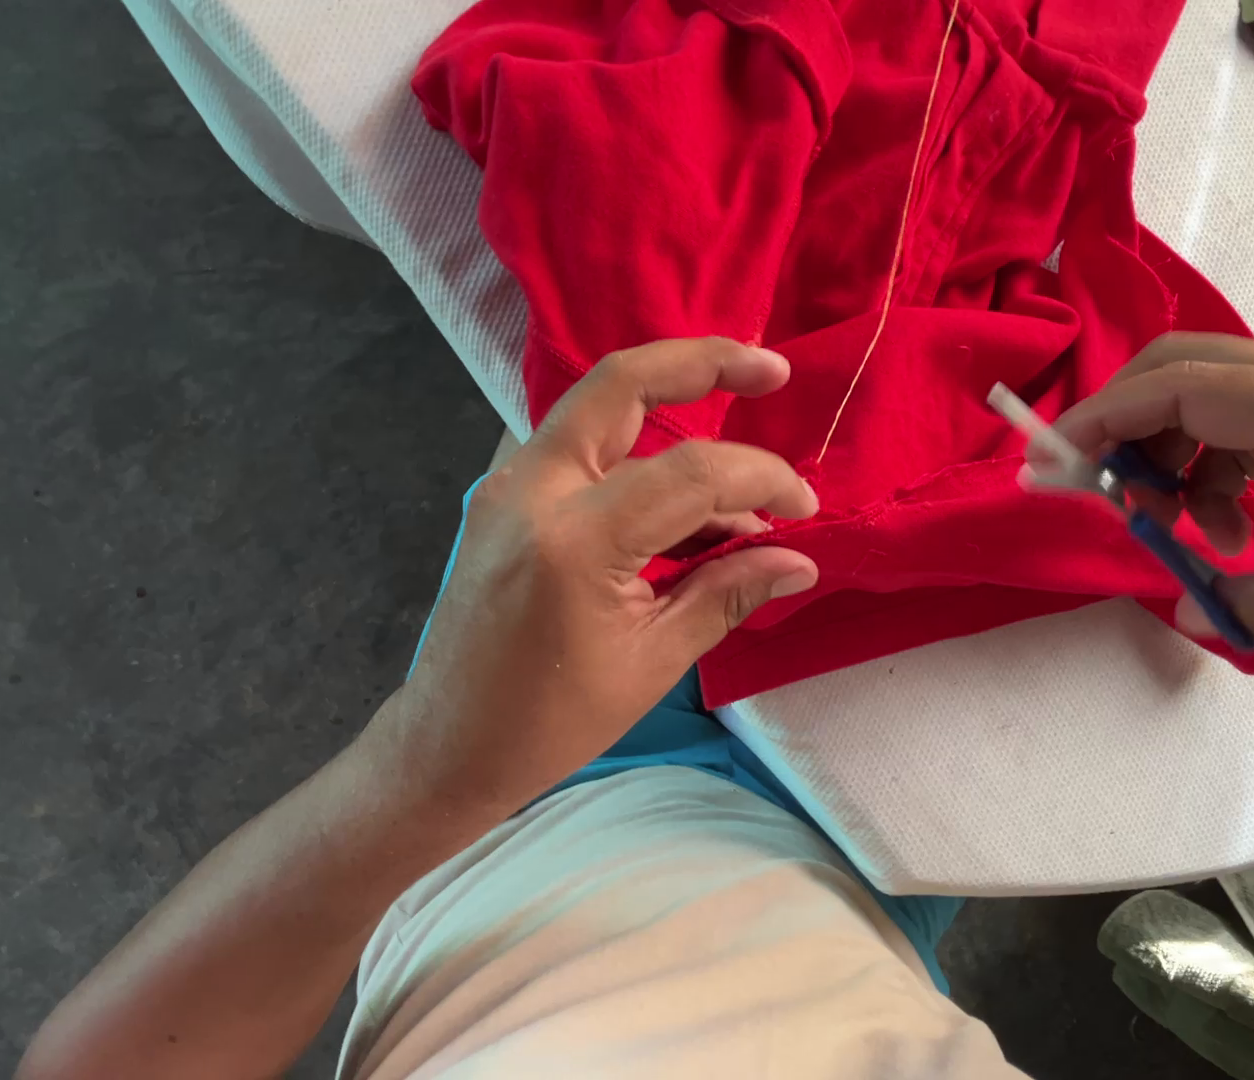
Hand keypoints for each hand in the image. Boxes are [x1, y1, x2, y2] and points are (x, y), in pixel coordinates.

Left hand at [390, 337, 818, 811]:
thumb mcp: (653, 660)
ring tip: (737, 466)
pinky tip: (685, 501)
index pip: (691, 474)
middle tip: (771, 371)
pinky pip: (581, 446)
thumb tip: (799, 559)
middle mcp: (534, 488)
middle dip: (705, 361)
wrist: (449, 744)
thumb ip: (729, 593)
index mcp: (575, 540)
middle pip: (623, 382)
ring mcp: (510, 484)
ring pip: (597, 404)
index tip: (803, 508)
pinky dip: (638, 451)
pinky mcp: (505, 495)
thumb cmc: (552, 720)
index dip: (761, 479)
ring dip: (672, 404)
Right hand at [1051, 333, 1253, 647]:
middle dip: (1120, 425)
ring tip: (1192, 533)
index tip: (1047, 467)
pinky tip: (1246, 524)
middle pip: (1184, 367)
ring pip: (1213, 393)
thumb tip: (1188, 608)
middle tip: (1103, 493)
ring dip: (1171, 456)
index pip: (1180, 390)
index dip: (1098, 421)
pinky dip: (1218, 466)